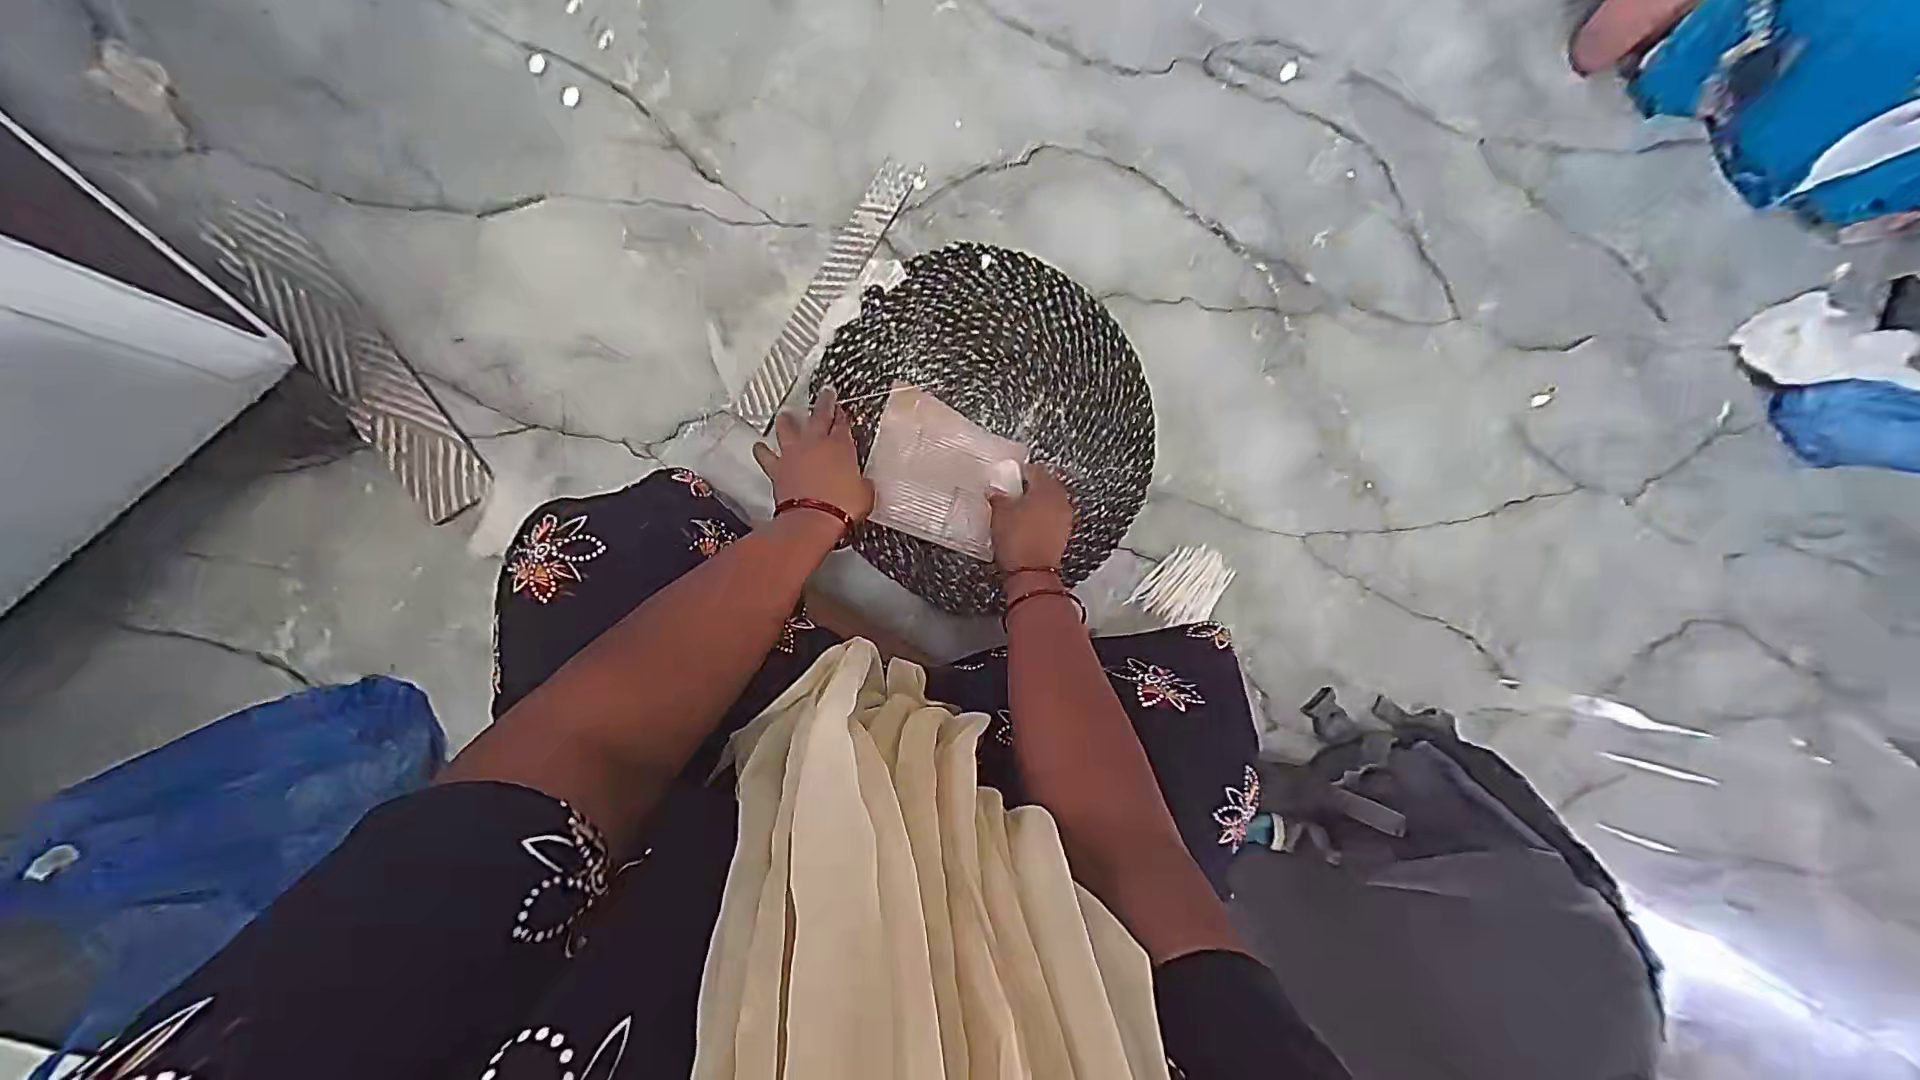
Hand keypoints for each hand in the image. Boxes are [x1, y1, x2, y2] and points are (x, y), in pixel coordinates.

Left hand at [752, 387, 874, 524]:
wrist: (813, 519)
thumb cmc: (842, 506)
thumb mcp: (865, 494)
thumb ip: (863, 484)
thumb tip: (863, 484)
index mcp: (841, 446)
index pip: (843, 424)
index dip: (843, 415)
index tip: (842, 410)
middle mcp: (816, 444)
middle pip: (819, 416)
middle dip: (824, 403)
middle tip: (825, 393)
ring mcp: (794, 454)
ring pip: (788, 429)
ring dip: (788, 420)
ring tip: (786, 414)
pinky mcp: (778, 469)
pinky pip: (766, 456)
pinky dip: (762, 451)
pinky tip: (759, 446)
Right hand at [988, 463, 1073, 574]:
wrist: (1031, 573)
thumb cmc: (1018, 541)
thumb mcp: (999, 512)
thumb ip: (998, 497)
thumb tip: (995, 492)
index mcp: (1047, 489)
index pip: (1036, 469)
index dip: (1020, 472)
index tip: (1009, 476)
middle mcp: (1060, 501)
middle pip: (1045, 486)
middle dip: (1029, 488)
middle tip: (1011, 493)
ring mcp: (1064, 519)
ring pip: (1049, 503)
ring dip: (1035, 504)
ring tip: (1016, 511)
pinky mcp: (1062, 536)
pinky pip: (1051, 520)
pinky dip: (1039, 520)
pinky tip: (1025, 526)